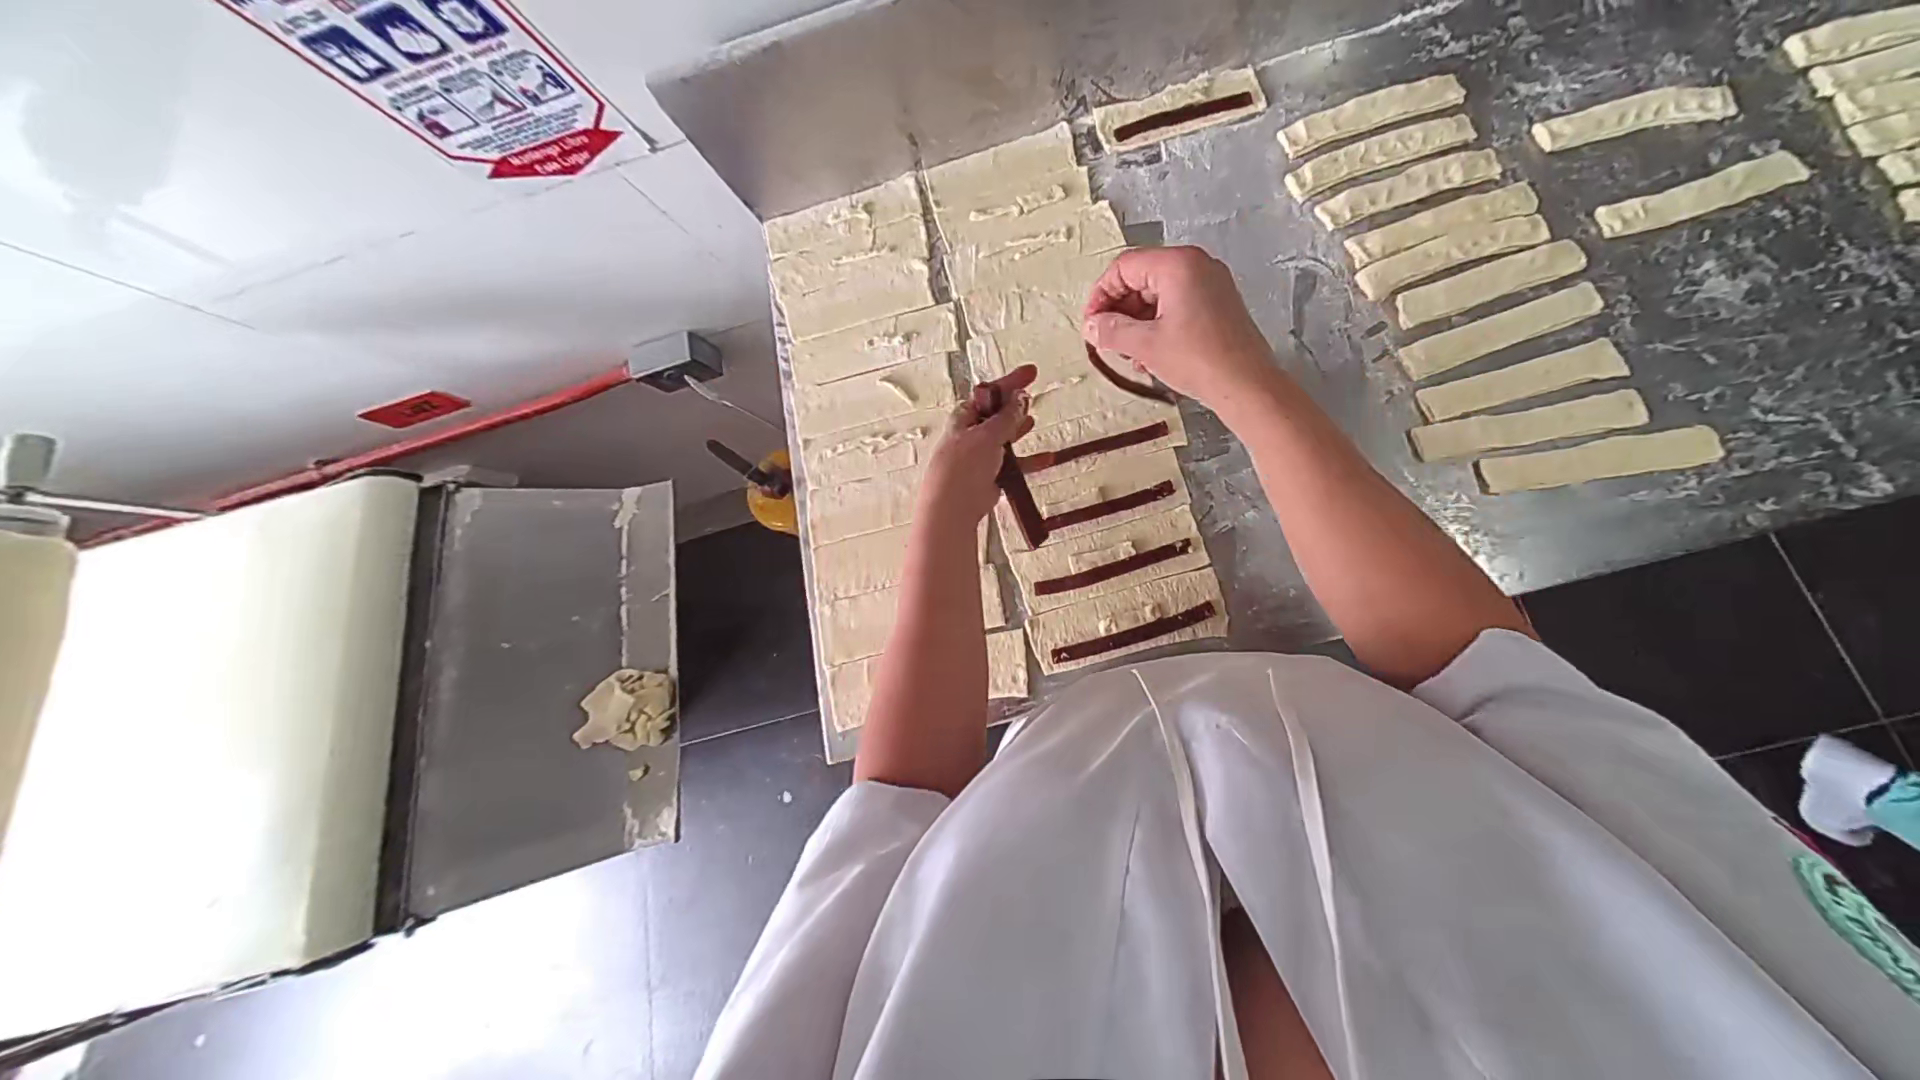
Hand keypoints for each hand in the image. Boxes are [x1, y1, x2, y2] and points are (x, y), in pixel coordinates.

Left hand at [918, 365, 1036, 523]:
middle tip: (1031, 396)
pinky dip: (1028, 460)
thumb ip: (1007, 417)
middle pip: (995, 414)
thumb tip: (1020, 399)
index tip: (1030, 372)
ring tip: (1033, 421)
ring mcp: (979, 456)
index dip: (1009, 382)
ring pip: (1003, 438)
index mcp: (963, 418)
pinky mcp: (988, 477)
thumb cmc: (963, 467)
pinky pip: (1011, 464)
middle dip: (1013, 405)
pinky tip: (1046, 458)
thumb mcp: (988, 435)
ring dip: (1018, 430)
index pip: (988, 394)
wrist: (953, 507)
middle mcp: (969, 435)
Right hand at [1082, 247, 1285, 418]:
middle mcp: (1196, 266)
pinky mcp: (1215, 303)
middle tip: (1105, 338)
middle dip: (1118, 309)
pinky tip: (1147, 352)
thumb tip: (1091, 325)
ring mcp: (1209, 284)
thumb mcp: (1144, 345)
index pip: (1124, 267)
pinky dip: (1155, 324)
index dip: (1101, 294)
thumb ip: (1111, 330)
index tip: (1092, 322)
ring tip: (1126, 351)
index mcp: (1178, 265)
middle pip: (1140, 277)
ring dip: (1135, 320)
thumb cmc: (1200, 361)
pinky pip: (1174, 304)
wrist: (1245, 384)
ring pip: (1156, 293)